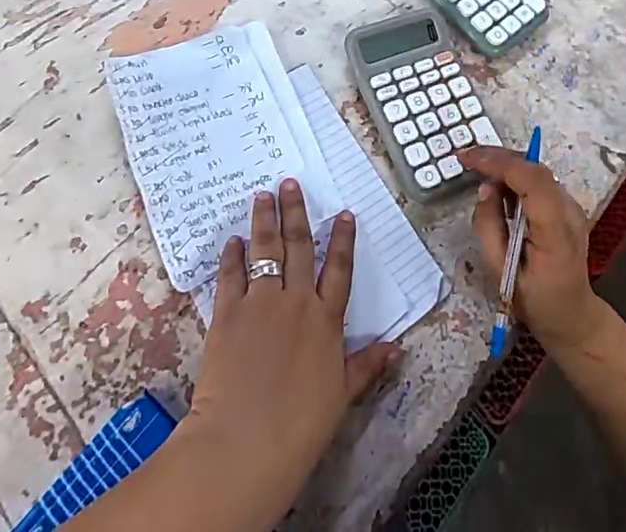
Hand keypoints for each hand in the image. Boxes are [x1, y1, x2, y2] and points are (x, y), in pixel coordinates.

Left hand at [183, 180, 400, 516]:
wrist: (246, 441)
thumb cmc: (300, 424)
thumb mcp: (342, 395)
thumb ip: (367, 365)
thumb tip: (397, 347)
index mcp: (326, 320)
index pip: (338, 268)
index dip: (342, 239)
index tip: (343, 214)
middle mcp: (295, 302)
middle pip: (298, 247)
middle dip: (295, 212)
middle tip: (290, 183)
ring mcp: (260, 304)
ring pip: (264, 251)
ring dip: (264, 221)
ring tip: (262, 195)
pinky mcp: (228, 314)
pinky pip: (232, 276)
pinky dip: (233, 256)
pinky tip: (233, 240)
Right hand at [464, 147, 608, 352]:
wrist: (572, 315)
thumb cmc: (534, 301)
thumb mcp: (500, 272)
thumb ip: (489, 227)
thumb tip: (485, 189)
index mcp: (555, 233)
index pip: (533, 183)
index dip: (500, 164)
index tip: (469, 159)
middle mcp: (570, 212)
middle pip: (535, 170)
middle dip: (498, 158)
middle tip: (466, 158)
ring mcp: (571, 207)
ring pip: (536, 171)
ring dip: (506, 165)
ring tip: (477, 169)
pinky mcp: (566, 207)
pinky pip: (539, 182)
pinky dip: (515, 176)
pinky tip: (497, 185)